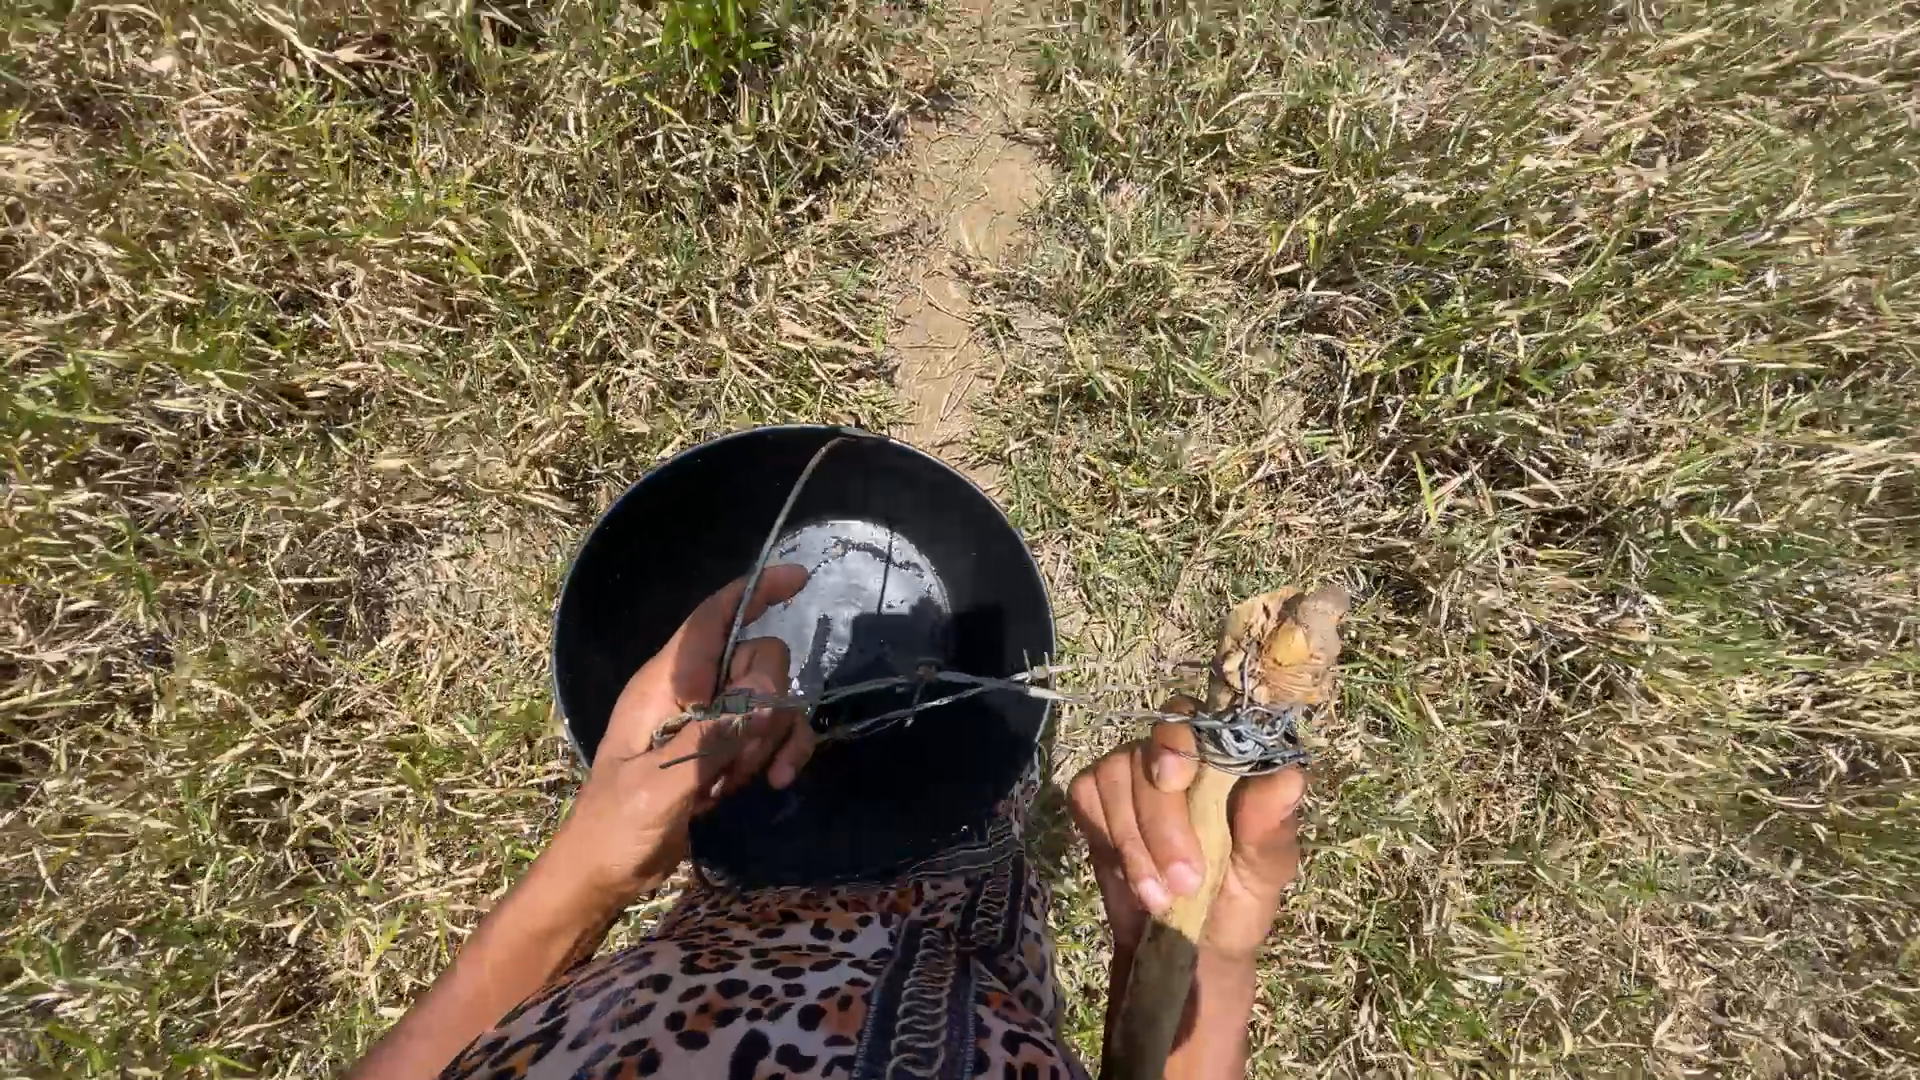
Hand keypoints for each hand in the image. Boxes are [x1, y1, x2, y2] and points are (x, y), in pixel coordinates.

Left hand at [547, 565, 816, 901]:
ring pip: (774, 697)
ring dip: (772, 737)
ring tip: (741, 781)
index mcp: (667, 681)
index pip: (714, 617)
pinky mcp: (729, 744)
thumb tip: (769, 700)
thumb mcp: (659, 785)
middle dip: (766, 702)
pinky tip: (775, 782)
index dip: (754, 592)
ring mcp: (714, 717)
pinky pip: (776, 728)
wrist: (607, 873)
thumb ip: (713, 738)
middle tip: (745, 751)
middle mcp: (695, 689)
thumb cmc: (616, 825)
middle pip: (758, 658)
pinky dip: (784, 750)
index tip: (798, 579)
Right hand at [1068, 724, 1304, 959]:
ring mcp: (1125, 771)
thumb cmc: (1240, 897)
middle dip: (1160, 820)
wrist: (1193, 946)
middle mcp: (1166, 751)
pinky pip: (1088, 799)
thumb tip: (1292, 776)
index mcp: (1214, 755)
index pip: (1188, 716)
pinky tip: (1134, 879)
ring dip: (1134, 842)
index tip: (1175, 779)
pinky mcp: (1092, 797)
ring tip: (1160, 896)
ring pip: (1113, 777)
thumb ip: (1270, 823)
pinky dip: (1111, 843)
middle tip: (1183, 881)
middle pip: (1146, 753)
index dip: (1176, 741)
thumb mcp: (1266, 868)